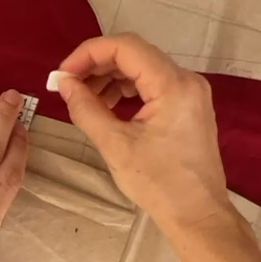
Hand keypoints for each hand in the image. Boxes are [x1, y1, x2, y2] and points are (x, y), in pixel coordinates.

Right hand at [54, 34, 234, 234]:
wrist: (197, 214)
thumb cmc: (159, 183)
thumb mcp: (115, 146)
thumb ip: (86, 109)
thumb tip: (63, 84)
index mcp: (172, 85)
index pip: (125, 47)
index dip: (88, 54)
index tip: (63, 76)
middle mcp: (185, 80)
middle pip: (133, 54)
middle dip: (96, 65)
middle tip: (67, 86)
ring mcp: (189, 92)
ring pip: (141, 68)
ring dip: (108, 77)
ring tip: (83, 99)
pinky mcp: (186, 105)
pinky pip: (150, 84)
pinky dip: (124, 89)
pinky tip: (105, 106)